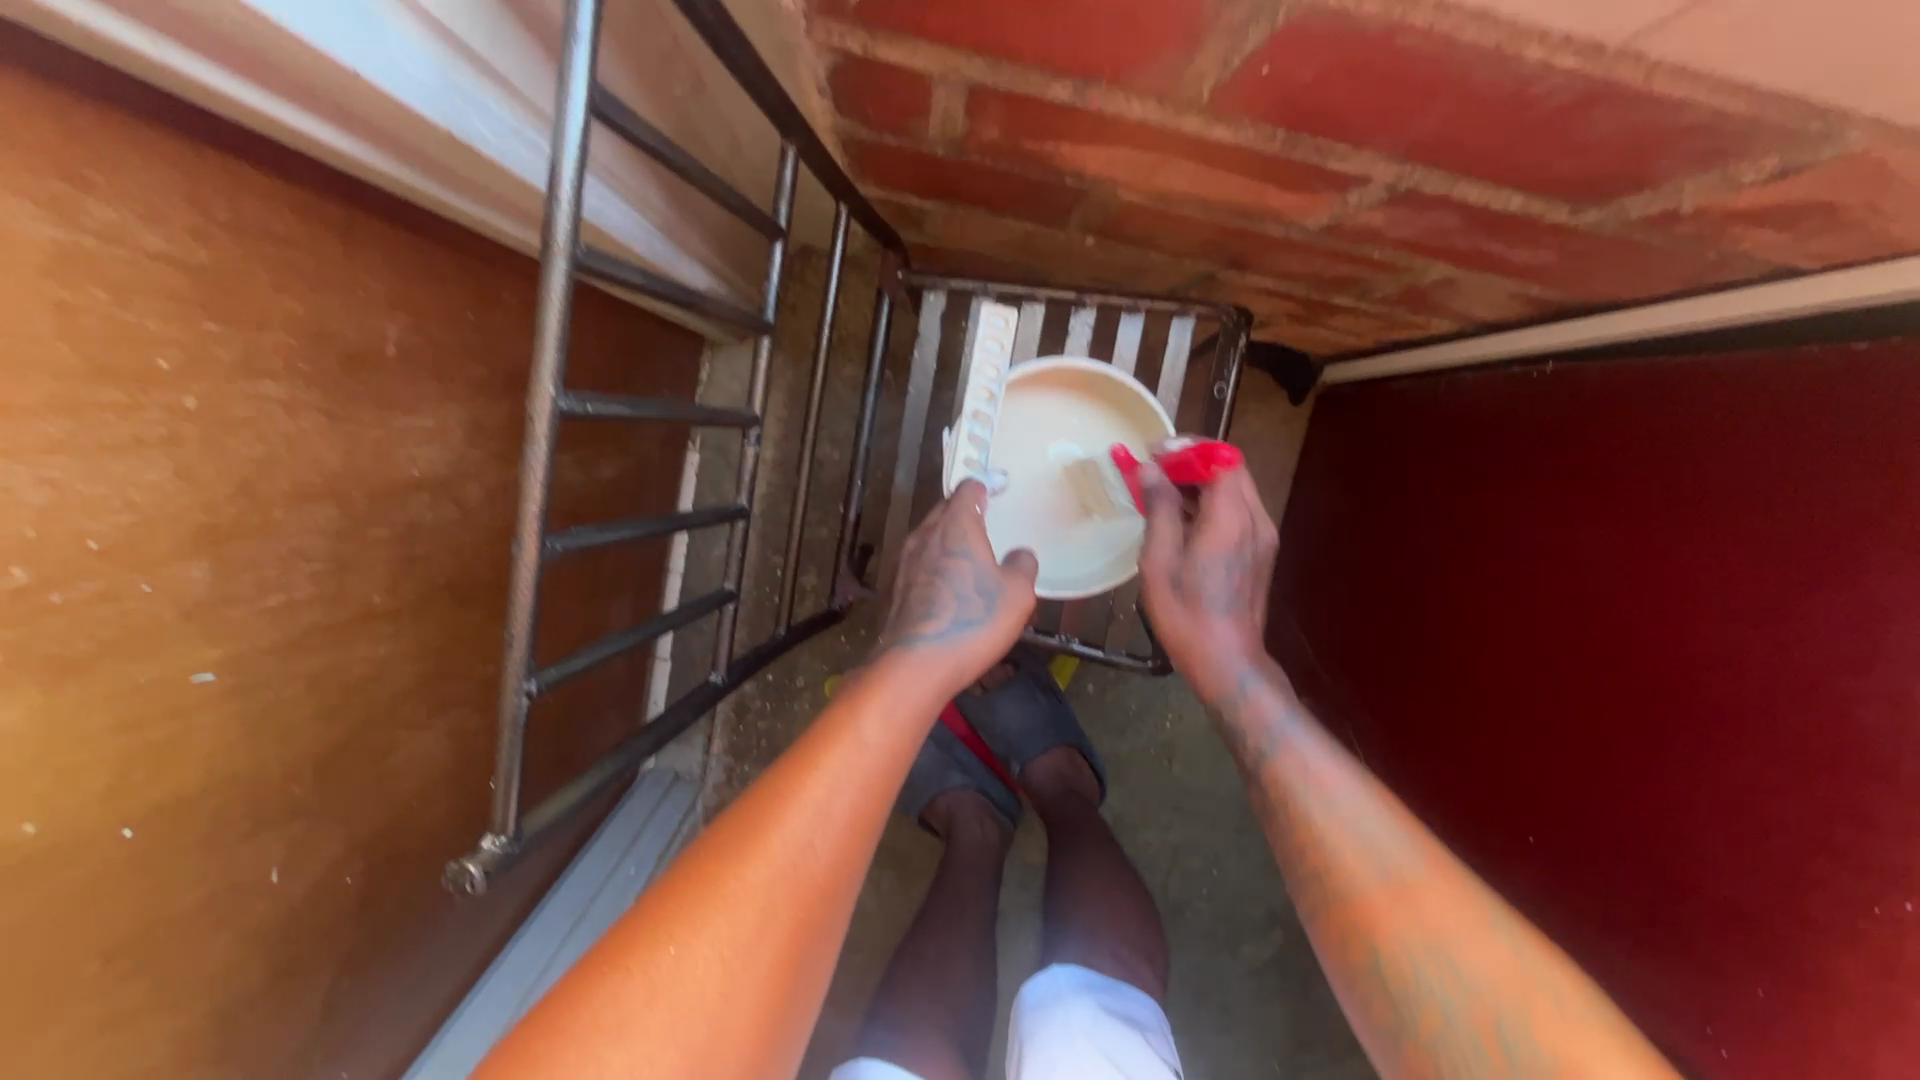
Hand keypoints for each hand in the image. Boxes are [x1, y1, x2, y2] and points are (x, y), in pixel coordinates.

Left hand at [876, 479, 1038, 699]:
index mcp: (956, 525)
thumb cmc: (973, 621)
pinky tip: (948, 587)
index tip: (994, 493)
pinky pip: (919, 565)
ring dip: (947, 541)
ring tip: (967, 556)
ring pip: (928, 538)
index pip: (967, 490)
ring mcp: (905, 562)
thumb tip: (1020, 554)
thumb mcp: (1017, 594)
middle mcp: (925, 535)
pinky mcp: (896, 589)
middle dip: (963, 512)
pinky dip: (934, 566)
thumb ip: (1022, 566)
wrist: (916, 664)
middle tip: (984, 523)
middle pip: (943, 511)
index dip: (982, 488)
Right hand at [1137, 459, 1278, 707]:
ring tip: (1160, 492)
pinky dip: (1210, 502)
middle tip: (1153, 470)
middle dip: (1191, 461)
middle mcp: (1256, 520)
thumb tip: (1151, 470)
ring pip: (1235, 488)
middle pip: (1230, 468)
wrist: (1225, 660)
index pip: (1220, 457)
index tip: (1153, 453)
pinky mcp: (1259, 551)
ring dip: (1199, 481)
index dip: (1186, 448)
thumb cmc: (1185, 613)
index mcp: (1232, 518)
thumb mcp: (1159, 559)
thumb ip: (1159, 508)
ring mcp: (1263, 536)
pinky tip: (1180, 518)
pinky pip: (1237, 510)